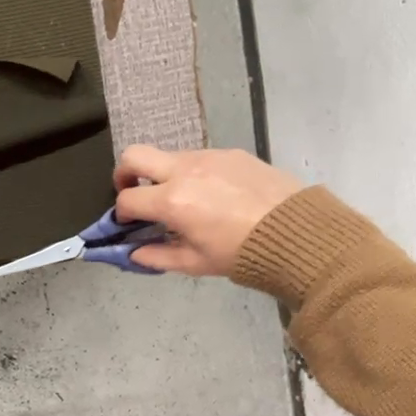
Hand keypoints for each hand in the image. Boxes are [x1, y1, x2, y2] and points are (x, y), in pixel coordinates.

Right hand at [112, 145, 302, 275]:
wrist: (295, 232)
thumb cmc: (241, 253)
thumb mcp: (196, 263)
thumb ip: (157, 256)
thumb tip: (135, 252)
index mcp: (172, 201)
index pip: (127, 199)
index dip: (121, 213)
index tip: (128, 223)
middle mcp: (184, 171)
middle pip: (134, 155)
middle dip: (124, 173)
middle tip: (133, 191)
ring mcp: (208, 156)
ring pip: (169, 156)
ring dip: (164, 175)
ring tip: (184, 200)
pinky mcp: (230, 153)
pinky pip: (200, 158)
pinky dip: (194, 173)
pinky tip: (214, 195)